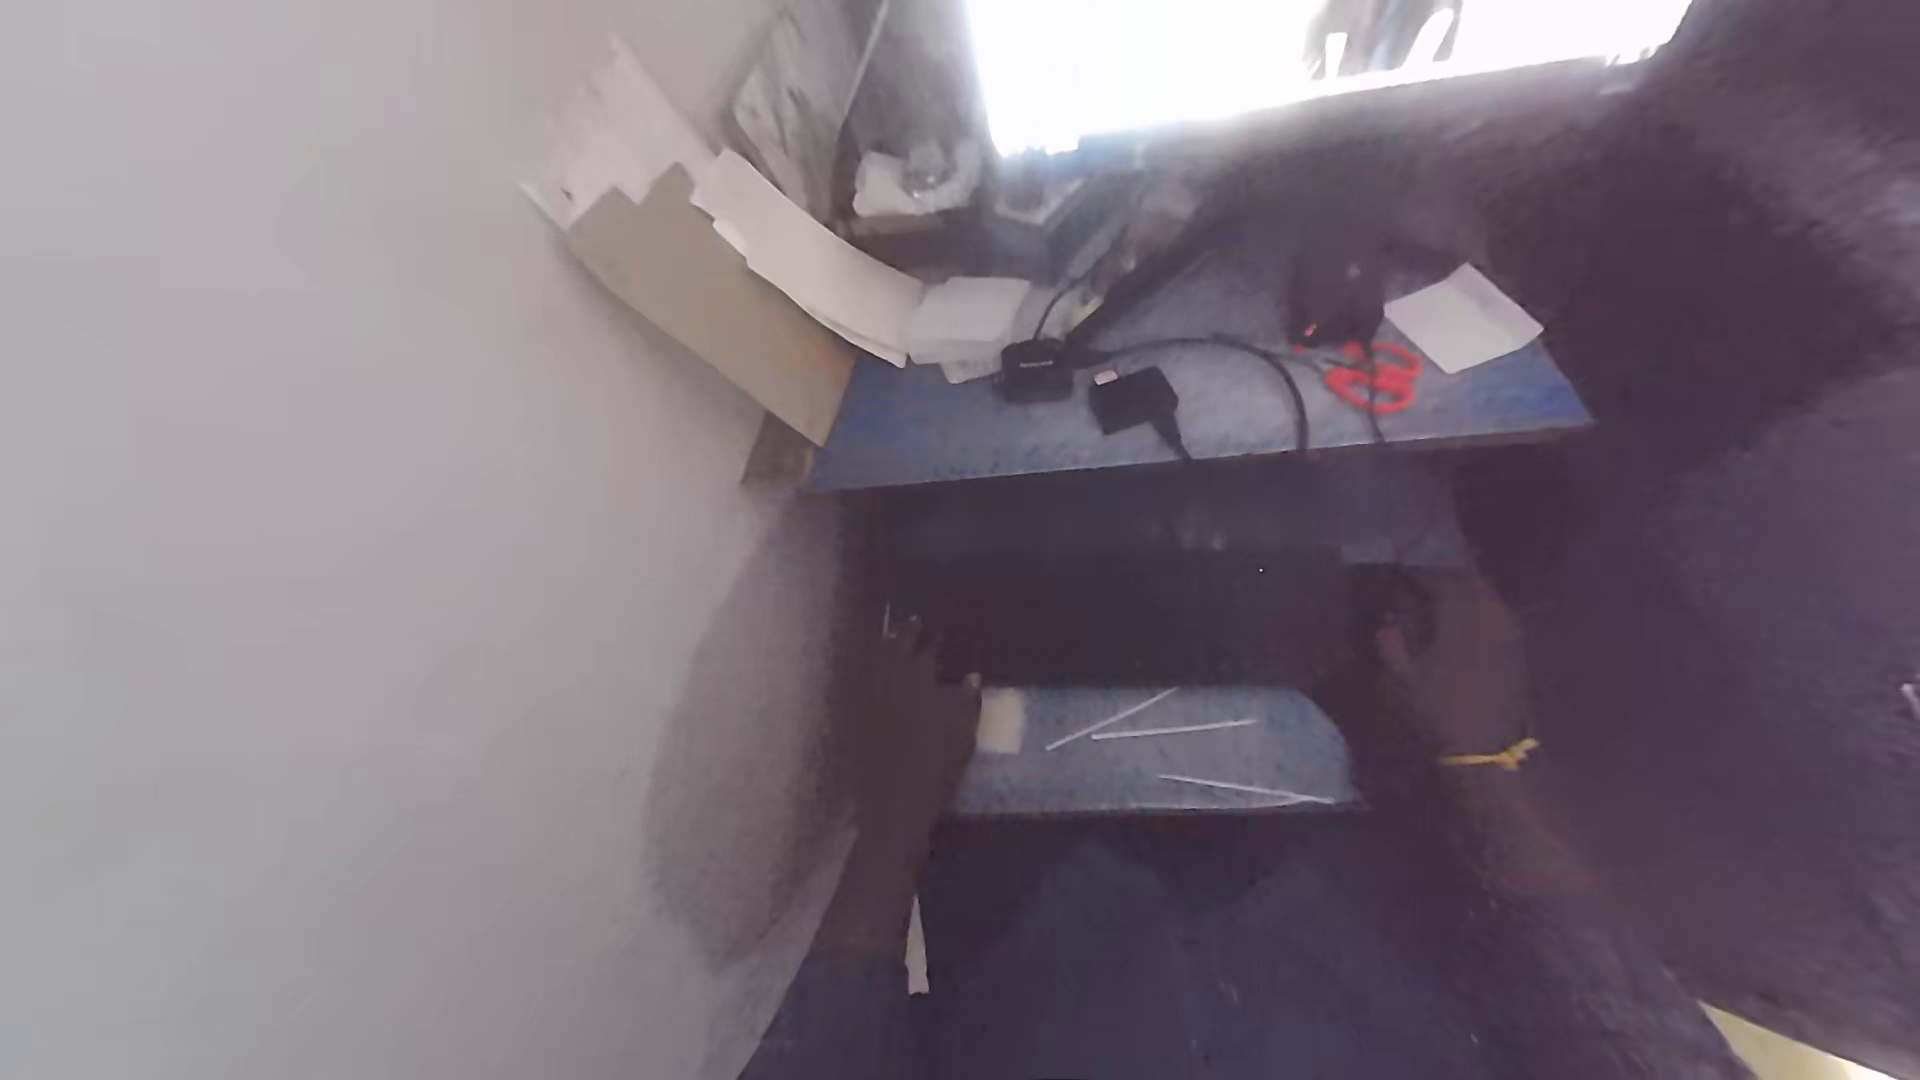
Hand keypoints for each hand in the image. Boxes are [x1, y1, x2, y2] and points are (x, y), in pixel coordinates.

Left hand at [853, 617, 981, 854]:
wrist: (894, 807)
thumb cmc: (935, 775)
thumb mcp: (961, 740)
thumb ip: (966, 704)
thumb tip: (972, 676)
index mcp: (921, 692)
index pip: (927, 656)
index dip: (933, 643)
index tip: (939, 633)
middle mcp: (893, 690)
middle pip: (897, 652)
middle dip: (906, 634)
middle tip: (913, 620)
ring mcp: (871, 703)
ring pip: (877, 665)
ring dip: (886, 647)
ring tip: (893, 636)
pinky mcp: (857, 720)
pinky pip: (862, 685)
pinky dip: (870, 671)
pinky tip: (873, 669)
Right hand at [1376, 572, 1528, 758]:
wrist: (1484, 748)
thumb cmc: (1436, 710)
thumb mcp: (1400, 678)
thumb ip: (1391, 643)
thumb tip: (1388, 621)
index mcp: (1458, 626)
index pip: (1444, 585)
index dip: (1423, 575)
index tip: (1403, 575)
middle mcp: (1489, 625)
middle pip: (1475, 586)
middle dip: (1450, 578)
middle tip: (1425, 580)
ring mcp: (1508, 639)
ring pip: (1493, 600)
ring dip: (1471, 592)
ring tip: (1447, 596)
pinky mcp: (1517, 655)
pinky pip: (1503, 618)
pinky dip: (1485, 609)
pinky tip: (1470, 619)